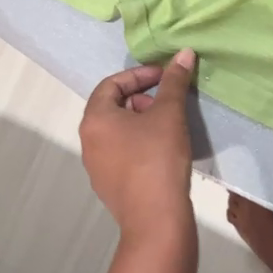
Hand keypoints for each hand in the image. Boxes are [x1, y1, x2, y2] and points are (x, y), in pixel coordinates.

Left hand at [79, 50, 197, 241]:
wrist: (156, 219)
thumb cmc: (158, 157)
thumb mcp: (169, 113)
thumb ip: (174, 81)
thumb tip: (184, 53)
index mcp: (95, 119)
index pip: (112, 84)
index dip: (139, 75)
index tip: (165, 76)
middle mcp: (88, 141)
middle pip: (113, 106)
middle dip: (142, 98)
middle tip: (168, 100)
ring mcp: (97, 167)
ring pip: (118, 131)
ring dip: (142, 120)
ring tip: (170, 124)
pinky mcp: (110, 186)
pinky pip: (122, 153)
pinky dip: (140, 142)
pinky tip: (165, 150)